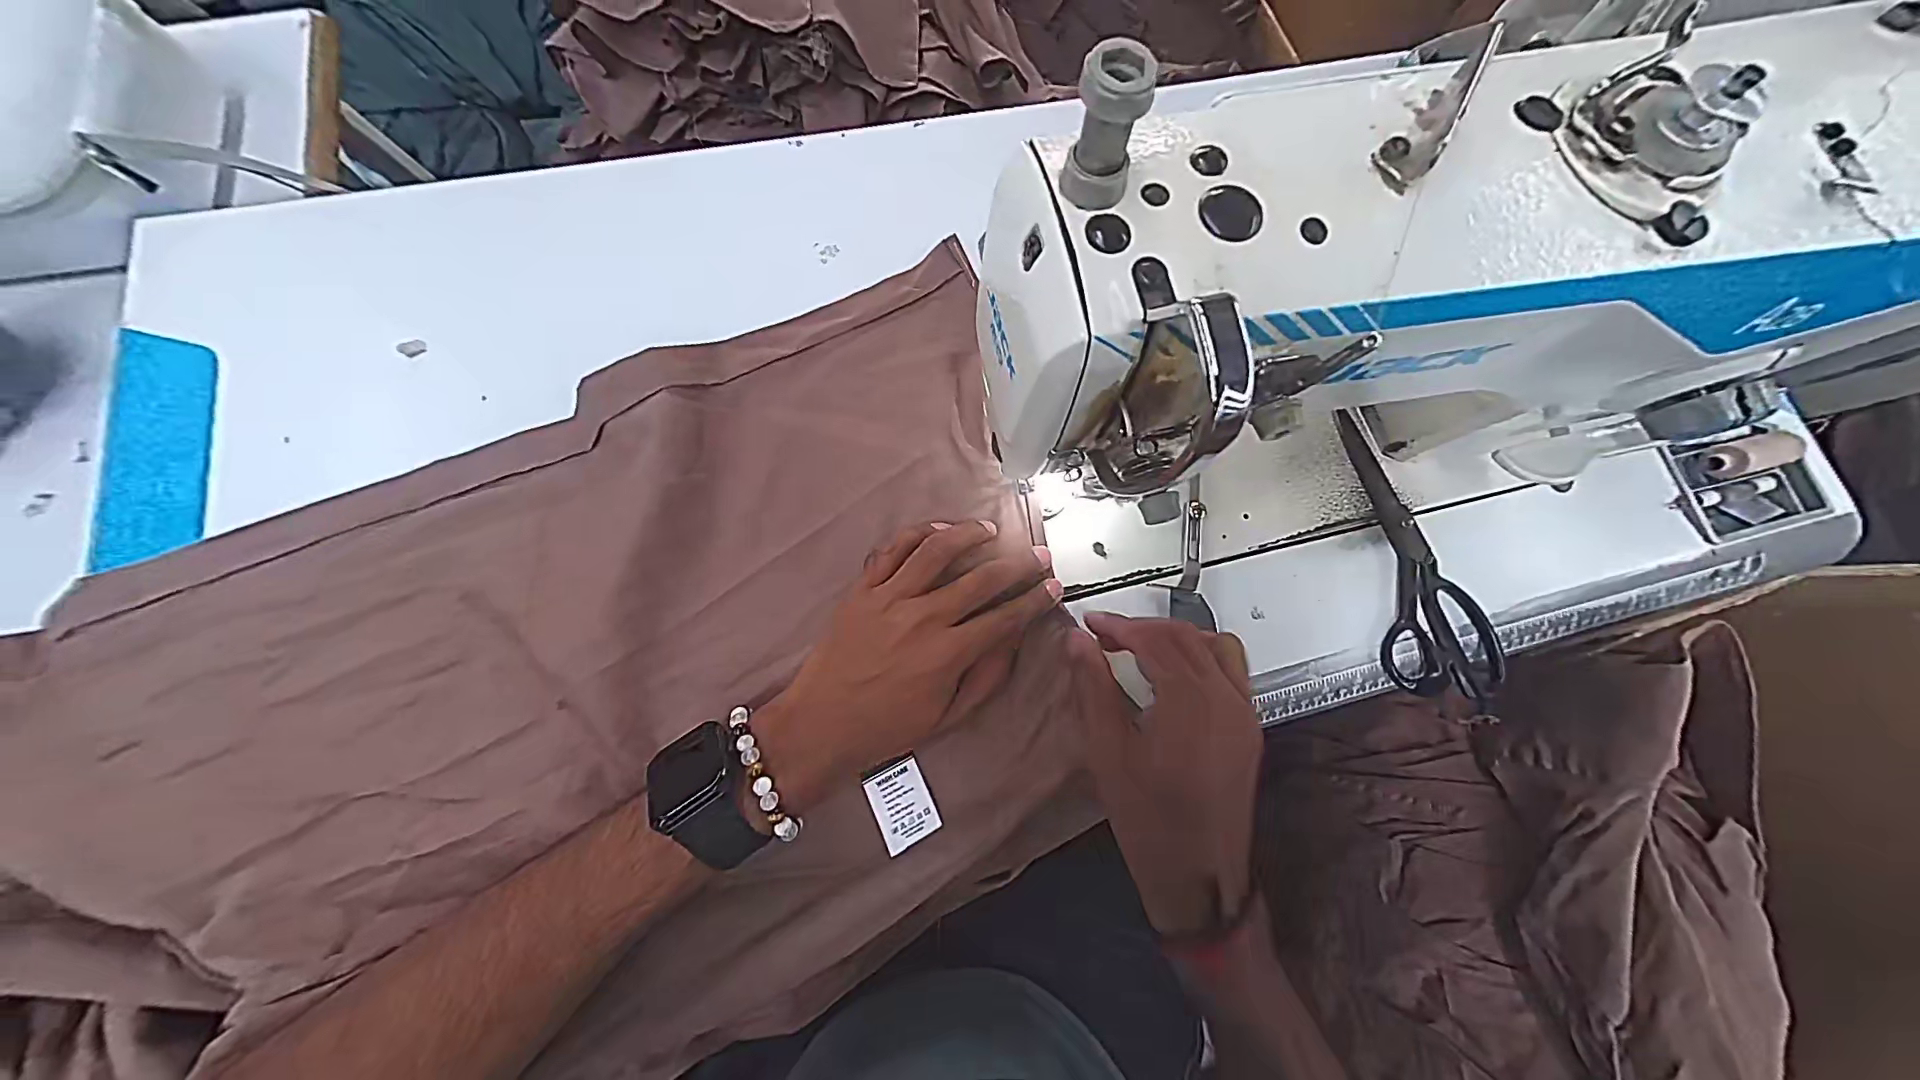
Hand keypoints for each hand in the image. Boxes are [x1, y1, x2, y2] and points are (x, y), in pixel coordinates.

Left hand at [754, 521, 1059, 809]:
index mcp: (946, 654)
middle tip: (1036, 555)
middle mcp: (922, 619)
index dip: (1035, 599)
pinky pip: (892, 550)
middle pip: (982, 578)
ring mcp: (889, 599)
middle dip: (1018, 564)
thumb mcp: (946, 716)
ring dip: (970, 534)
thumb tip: (1012, 640)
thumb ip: (986, 677)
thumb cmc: (884, 726)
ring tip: (989, 530)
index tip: (1051, 586)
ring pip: (937, 550)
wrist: (820, 724)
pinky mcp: (863, 590)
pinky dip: (917, 534)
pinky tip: (937, 531)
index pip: (1005, 617)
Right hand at [1069, 613, 1262, 936]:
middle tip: (1107, 635)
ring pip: (1216, 647)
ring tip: (1140, 648)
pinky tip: (1175, 677)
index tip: (1092, 625)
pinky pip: (1232, 671)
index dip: (1119, 626)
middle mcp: (1227, 700)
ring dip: (1177, 637)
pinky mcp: (1250, 730)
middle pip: (1186, 636)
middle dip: (1144, 627)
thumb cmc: (1150, 821)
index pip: (1155, 639)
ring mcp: (1244, 715)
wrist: (1200, 879)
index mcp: (1191, 701)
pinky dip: (1202, 657)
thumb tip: (1079, 643)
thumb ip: (1093, 687)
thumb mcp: (1107, 751)